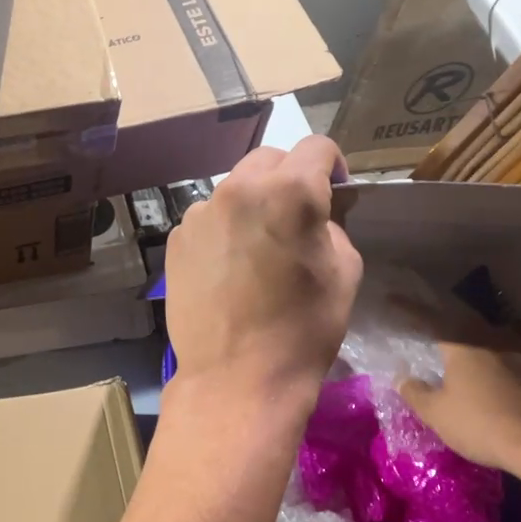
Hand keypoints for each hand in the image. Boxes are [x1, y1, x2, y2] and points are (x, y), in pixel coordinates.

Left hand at [164, 137, 362, 404]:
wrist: (236, 374)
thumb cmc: (303, 327)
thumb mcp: (344, 270)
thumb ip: (329, 224)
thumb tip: (312, 216)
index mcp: (288, 191)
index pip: (316, 147)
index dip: (331, 165)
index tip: (333, 190)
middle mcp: (237, 190)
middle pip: (268, 160)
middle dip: (287, 177)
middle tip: (296, 216)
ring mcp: (199, 214)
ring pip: (232, 189)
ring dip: (250, 204)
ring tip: (258, 246)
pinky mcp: (176, 240)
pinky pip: (207, 220)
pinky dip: (222, 230)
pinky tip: (228, 267)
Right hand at [394, 306, 520, 472]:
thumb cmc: (482, 426)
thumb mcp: (436, 414)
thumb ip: (415, 392)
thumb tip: (402, 377)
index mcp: (465, 346)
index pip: (430, 319)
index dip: (409, 309)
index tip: (392, 299)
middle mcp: (497, 340)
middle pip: (467, 323)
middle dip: (449, 322)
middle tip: (436, 327)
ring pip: (497, 337)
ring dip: (480, 340)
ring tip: (471, 350)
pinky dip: (507, 359)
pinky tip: (507, 371)